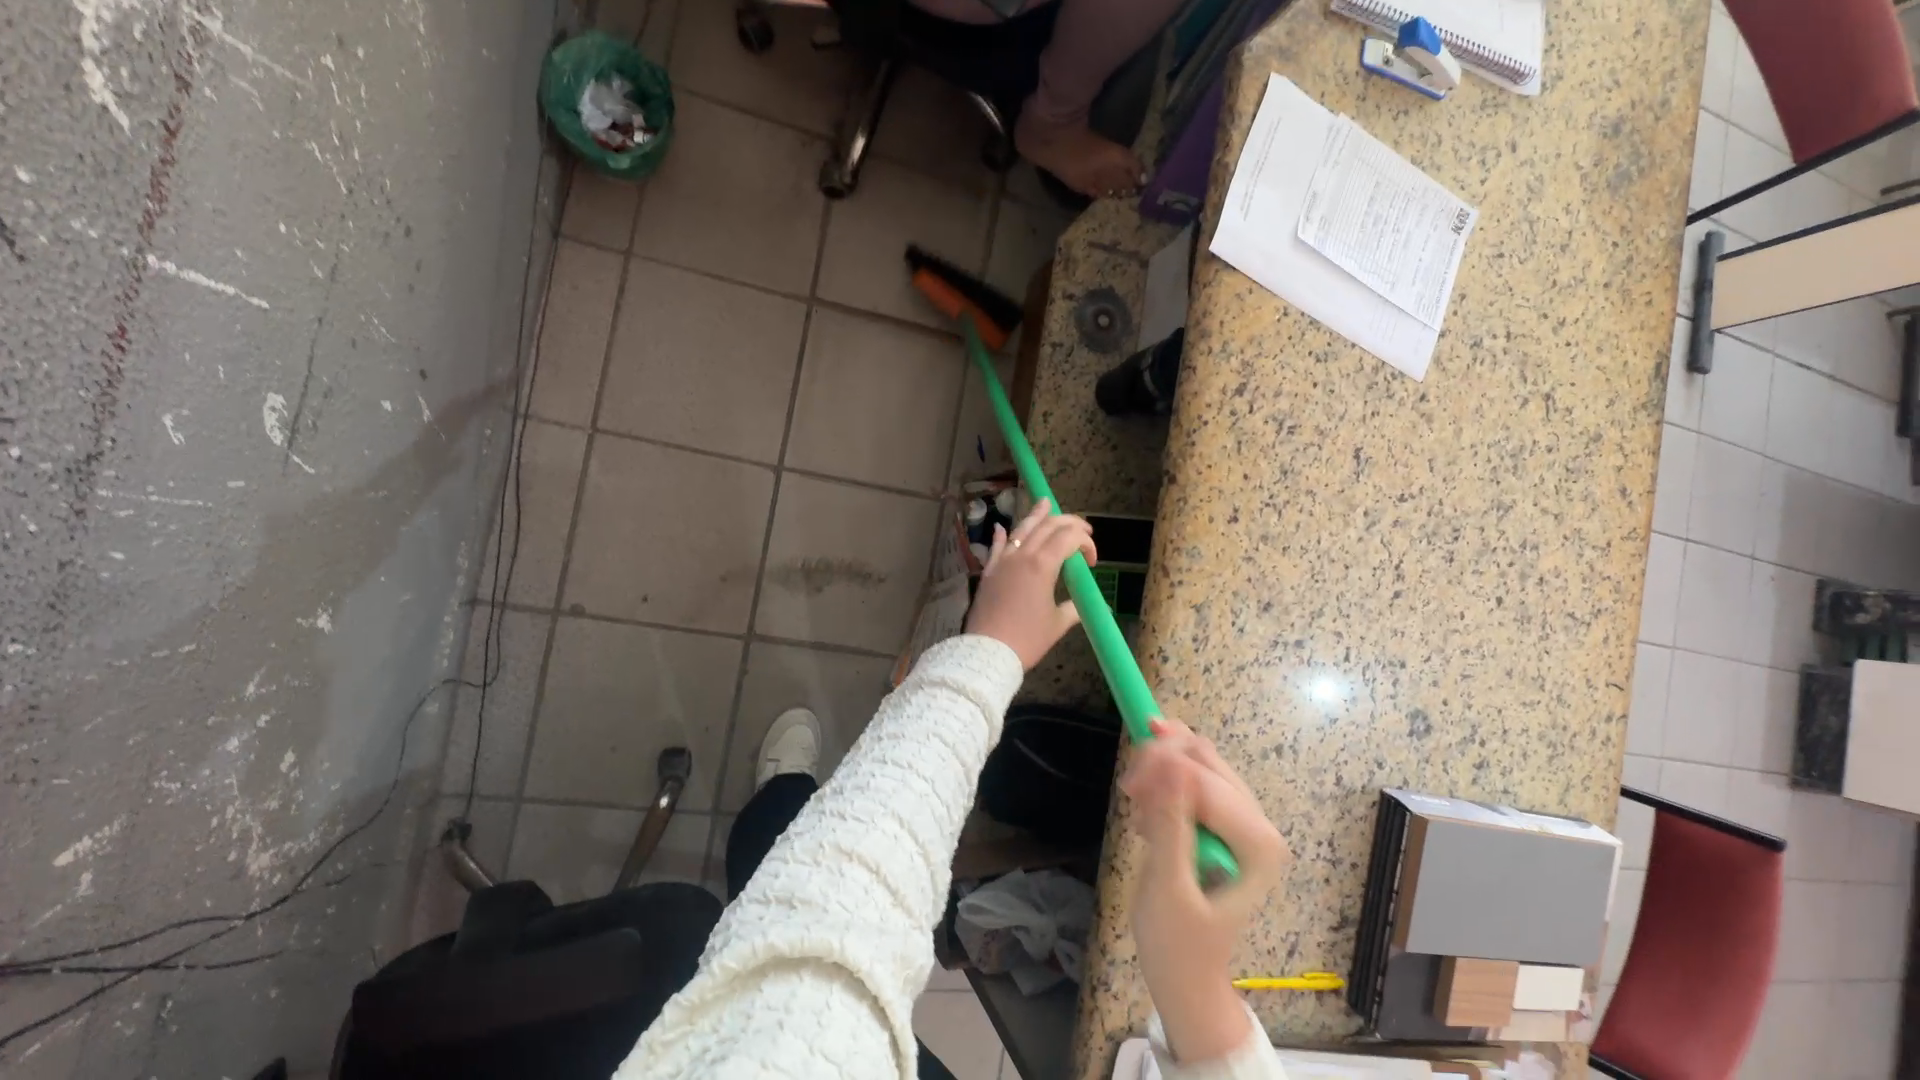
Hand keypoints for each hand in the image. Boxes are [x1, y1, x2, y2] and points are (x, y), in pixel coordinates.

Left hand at [964, 498, 1095, 669]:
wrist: (987, 652)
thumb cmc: (1026, 639)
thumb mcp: (1057, 624)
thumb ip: (1074, 608)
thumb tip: (1090, 606)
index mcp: (1043, 564)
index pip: (1069, 538)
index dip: (1086, 543)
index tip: (1091, 562)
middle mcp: (1022, 555)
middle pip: (1047, 526)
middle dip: (1068, 522)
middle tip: (1082, 528)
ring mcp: (1002, 561)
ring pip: (1021, 530)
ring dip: (1036, 516)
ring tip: (1044, 502)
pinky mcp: (989, 572)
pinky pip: (997, 547)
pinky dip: (1003, 536)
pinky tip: (1003, 528)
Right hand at [1123, 719, 1289, 1063]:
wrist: (1185, 977)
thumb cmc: (1177, 944)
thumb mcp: (1167, 887)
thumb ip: (1170, 823)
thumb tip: (1168, 762)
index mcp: (1258, 844)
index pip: (1206, 779)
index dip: (1164, 769)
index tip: (1127, 788)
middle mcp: (1260, 826)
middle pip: (1205, 759)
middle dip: (1162, 764)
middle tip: (1129, 791)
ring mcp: (1244, 822)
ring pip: (1198, 762)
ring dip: (1161, 773)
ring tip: (1139, 810)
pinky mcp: (1224, 823)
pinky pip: (1192, 780)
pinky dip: (1165, 785)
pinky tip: (1149, 814)